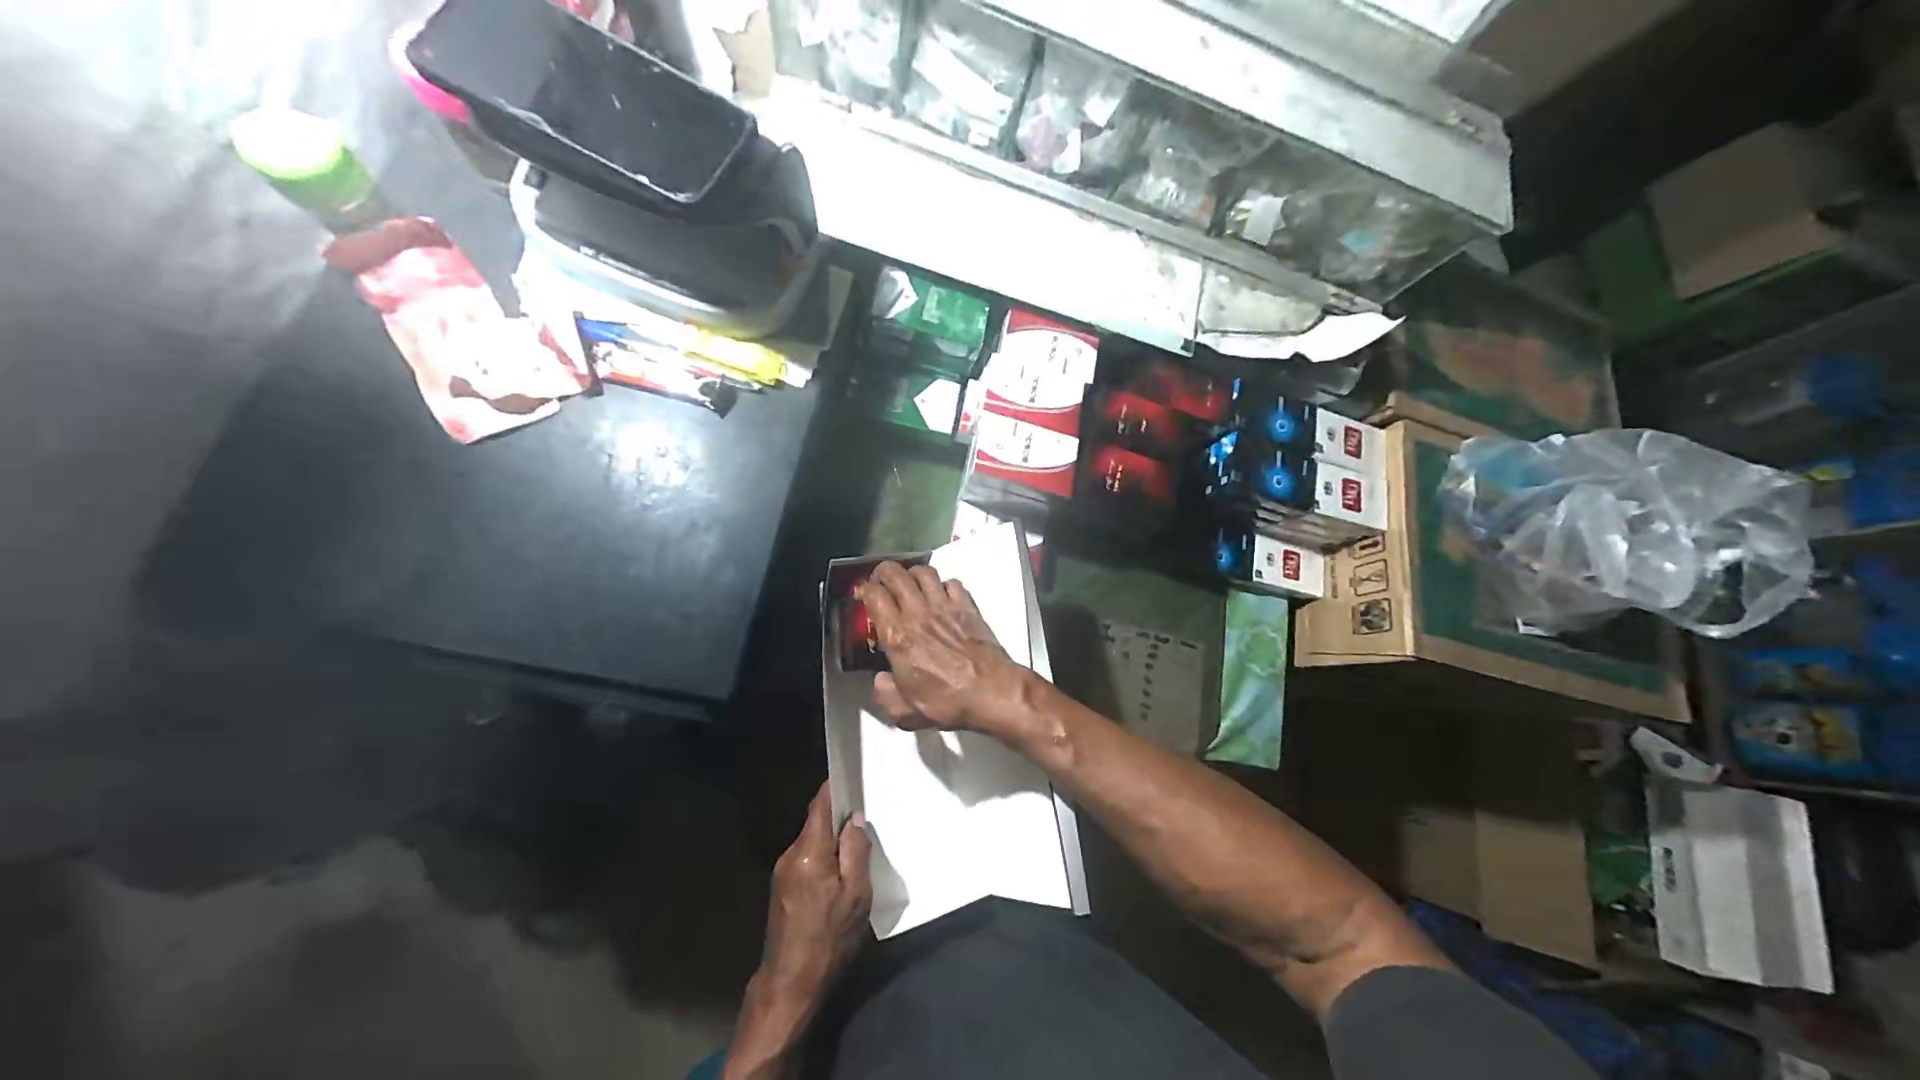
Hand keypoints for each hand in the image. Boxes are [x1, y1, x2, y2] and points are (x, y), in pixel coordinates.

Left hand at [759, 782, 871, 999]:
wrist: (790, 982)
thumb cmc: (829, 938)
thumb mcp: (856, 895)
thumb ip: (857, 851)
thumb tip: (854, 820)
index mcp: (808, 852)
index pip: (820, 805)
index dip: (835, 787)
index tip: (852, 776)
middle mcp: (790, 855)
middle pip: (816, 822)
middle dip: (839, 817)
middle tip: (866, 817)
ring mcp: (782, 872)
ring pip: (812, 842)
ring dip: (832, 840)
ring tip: (858, 848)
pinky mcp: (781, 888)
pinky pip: (806, 859)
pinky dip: (823, 857)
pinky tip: (840, 872)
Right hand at [861, 561, 1032, 737]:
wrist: (992, 692)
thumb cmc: (949, 702)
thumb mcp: (906, 713)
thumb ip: (885, 695)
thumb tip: (880, 680)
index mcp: (898, 636)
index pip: (875, 596)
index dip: (864, 589)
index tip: (862, 595)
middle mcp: (919, 614)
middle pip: (896, 573)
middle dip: (883, 572)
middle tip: (881, 582)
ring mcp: (945, 607)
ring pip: (924, 572)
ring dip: (912, 573)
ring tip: (909, 584)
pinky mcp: (968, 607)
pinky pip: (952, 582)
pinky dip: (943, 585)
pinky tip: (941, 596)